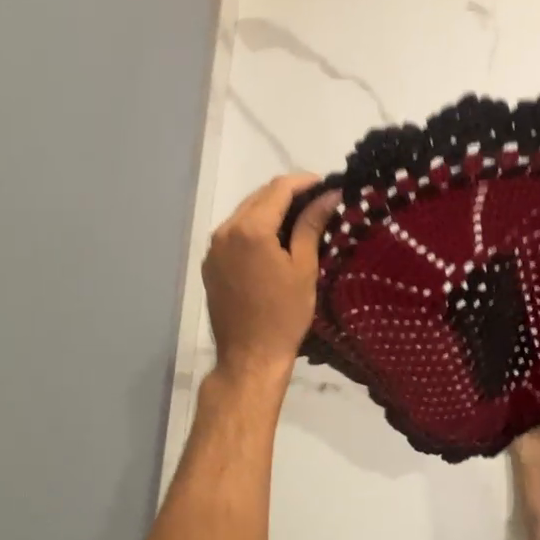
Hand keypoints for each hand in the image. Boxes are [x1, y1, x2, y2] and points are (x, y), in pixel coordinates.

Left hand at [203, 175, 341, 382]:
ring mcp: (214, 248)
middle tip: (319, 203)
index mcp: (250, 229)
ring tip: (301, 221)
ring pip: (245, 213)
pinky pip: (235, 233)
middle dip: (289, 194)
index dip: (306, 182)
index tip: (328, 186)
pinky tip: (276, 242)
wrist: (249, 356)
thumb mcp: (304, 267)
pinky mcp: (210, 263)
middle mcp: (225, 230)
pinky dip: (256, 228)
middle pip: (260, 196)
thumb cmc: (284, 314)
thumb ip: (311, 225)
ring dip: (272, 210)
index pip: (279, 188)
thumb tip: (329, 195)